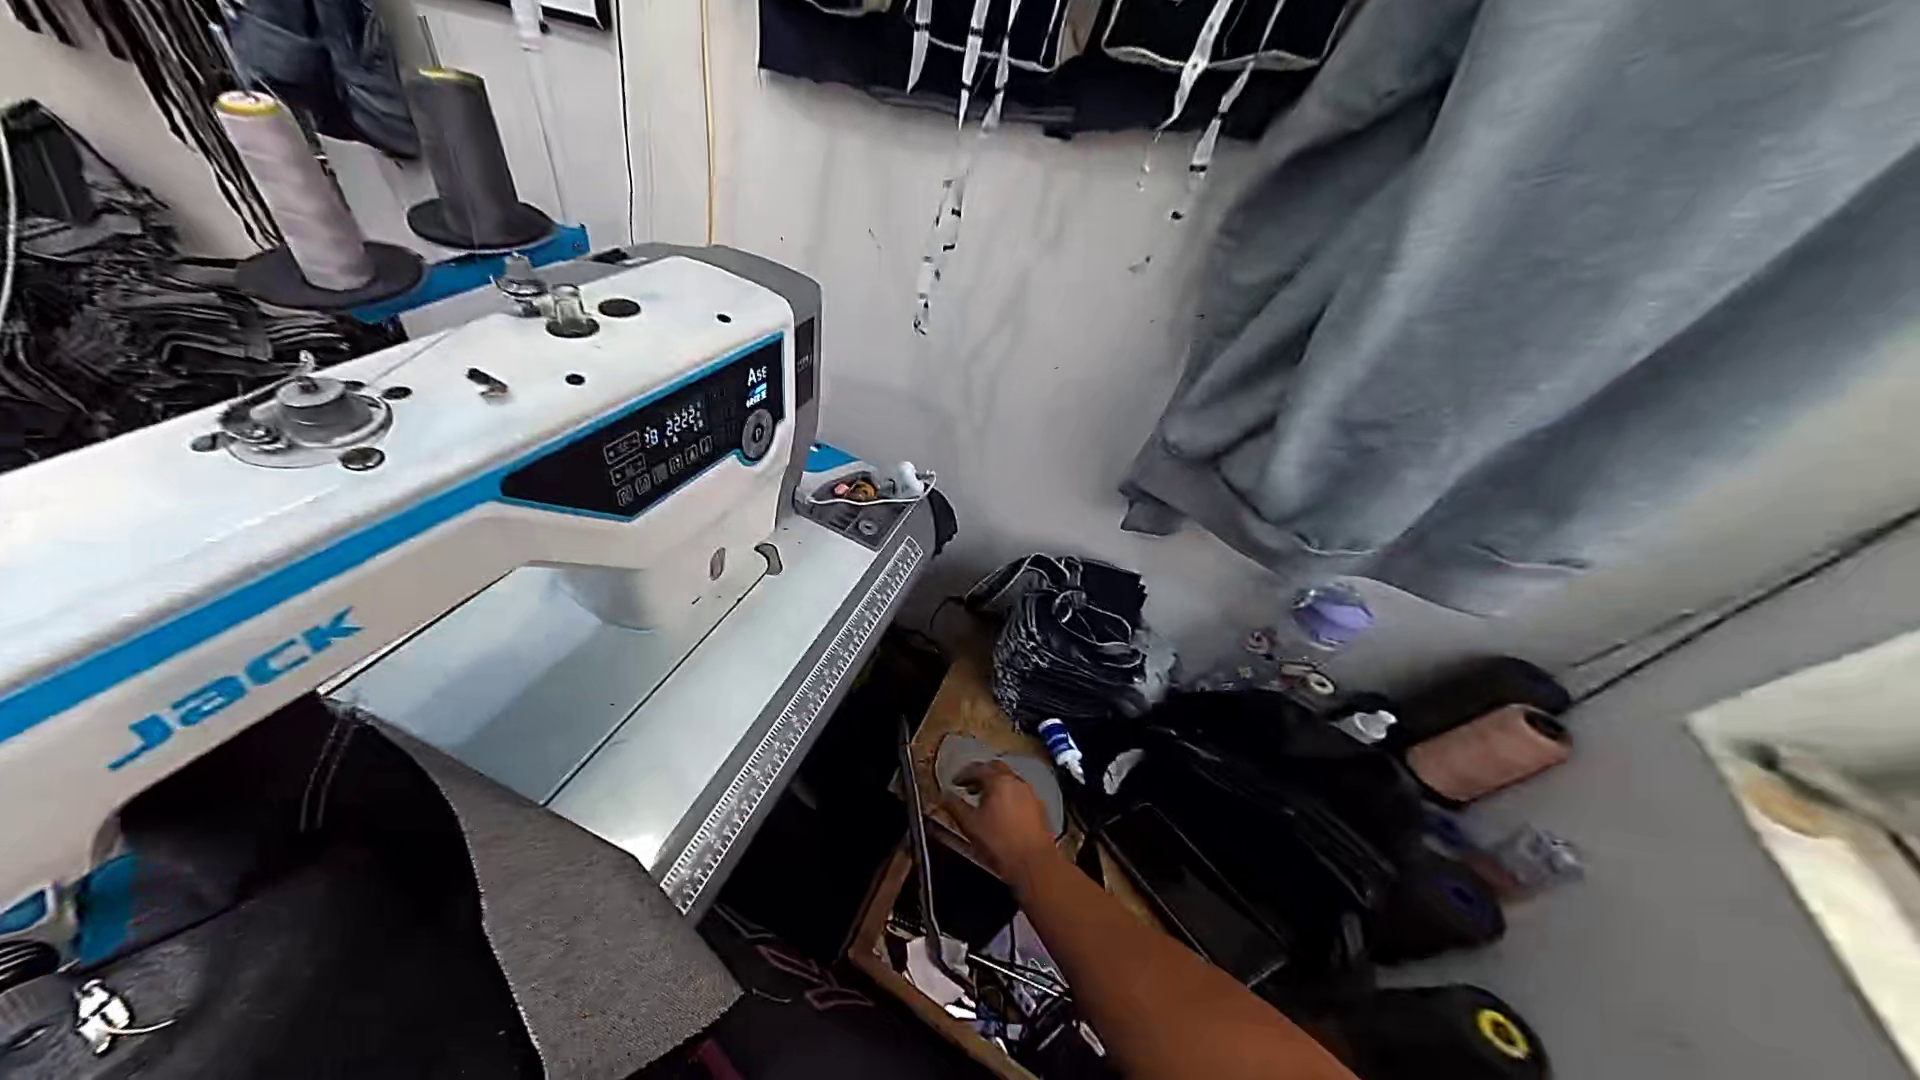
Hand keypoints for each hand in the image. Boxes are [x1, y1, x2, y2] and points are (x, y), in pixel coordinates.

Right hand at [945, 760, 1058, 888]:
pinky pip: (1020, 794)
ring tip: (983, 801)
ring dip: (995, 786)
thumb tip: (944, 795)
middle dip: (981, 776)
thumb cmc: (998, 842)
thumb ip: (955, 806)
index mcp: (999, 780)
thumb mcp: (970, 824)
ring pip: (1010, 781)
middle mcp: (1017, 781)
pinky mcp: (1040, 807)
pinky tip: (1003, 813)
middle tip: (968, 787)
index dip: (963, 773)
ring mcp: (1031, 793)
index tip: (954, 782)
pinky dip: (1008, 796)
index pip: (978, 767)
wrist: (1034, 863)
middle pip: (996, 769)